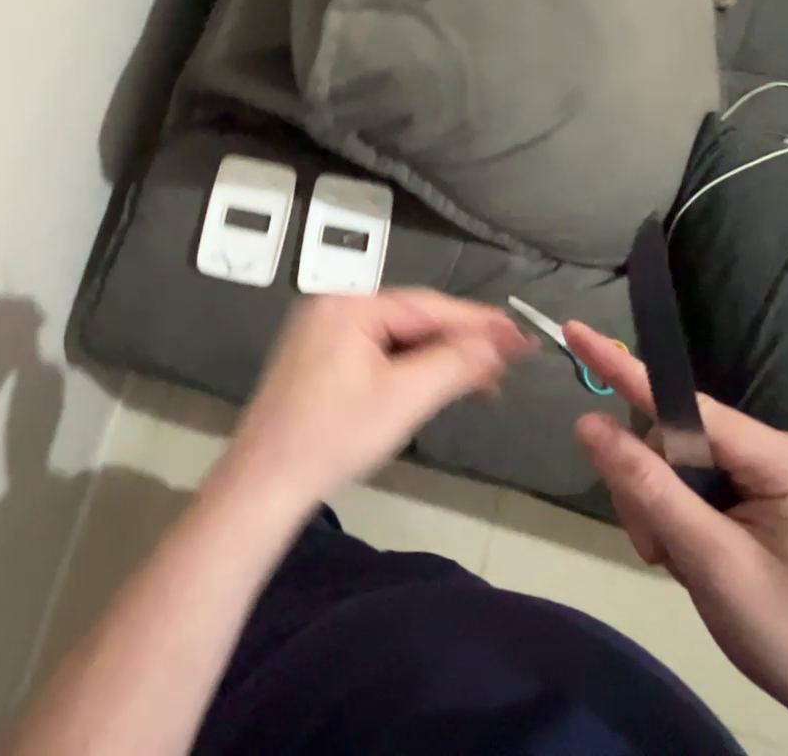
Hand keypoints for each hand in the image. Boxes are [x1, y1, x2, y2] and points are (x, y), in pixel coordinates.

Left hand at [214, 290, 533, 515]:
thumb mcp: (403, 398)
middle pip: (410, 319)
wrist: (265, 481)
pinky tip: (434, 386)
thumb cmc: (332, 438)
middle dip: (459, 343)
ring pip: (394, 338)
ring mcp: (320, 335)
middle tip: (508, 365)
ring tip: (481, 382)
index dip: (479, 322)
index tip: (523, 337)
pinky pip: (374, 354)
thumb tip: (499, 344)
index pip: (427, 305)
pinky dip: (408, 369)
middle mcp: (331, 309)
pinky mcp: (317, 362)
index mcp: (347, 307)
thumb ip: (455, 364)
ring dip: (437, 358)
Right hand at [564, 323, 787, 755]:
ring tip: (681, 564)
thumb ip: (647, 488)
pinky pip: (713, 487)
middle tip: (655, 551)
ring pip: (690, 468)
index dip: (624, 371)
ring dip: (668, 512)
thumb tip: (588, 423)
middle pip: (682, 443)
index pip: (688, 409)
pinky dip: (689, 519)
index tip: (576, 332)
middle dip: (653, 491)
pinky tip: (699, 558)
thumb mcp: (712, 563)